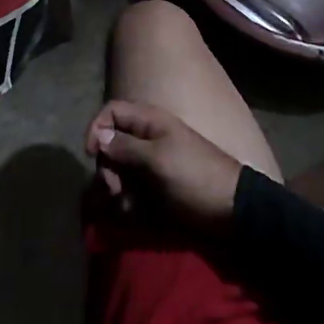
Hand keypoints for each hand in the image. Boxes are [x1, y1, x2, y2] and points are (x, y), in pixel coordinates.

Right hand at [85, 100, 243, 228]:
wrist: (232, 210)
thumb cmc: (194, 176)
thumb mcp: (158, 159)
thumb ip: (126, 146)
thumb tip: (99, 135)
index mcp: (149, 121)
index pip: (112, 112)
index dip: (97, 128)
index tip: (92, 154)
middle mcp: (147, 138)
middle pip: (111, 142)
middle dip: (106, 165)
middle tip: (114, 188)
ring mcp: (152, 164)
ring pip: (119, 168)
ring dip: (116, 186)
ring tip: (124, 204)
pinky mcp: (156, 188)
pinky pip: (131, 189)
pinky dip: (127, 200)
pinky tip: (132, 212)